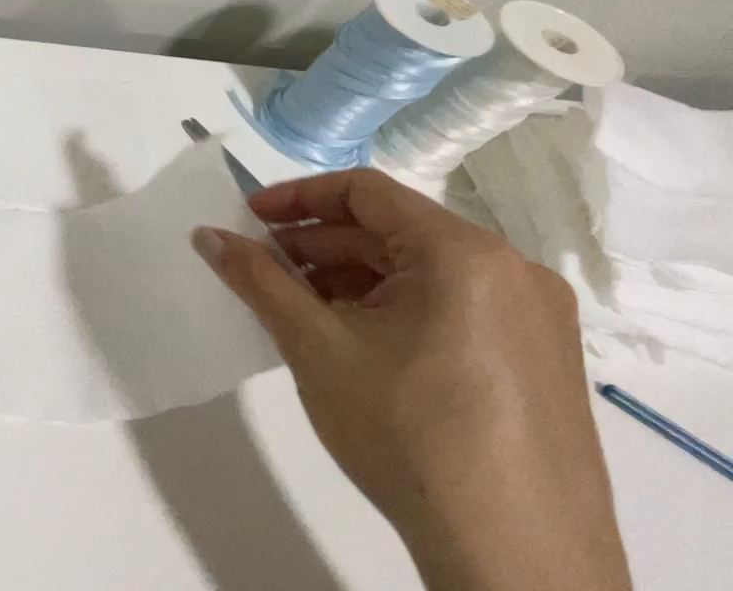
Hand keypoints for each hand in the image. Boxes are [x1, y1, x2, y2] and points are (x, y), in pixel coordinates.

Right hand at [193, 169, 630, 590]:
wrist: (514, 555)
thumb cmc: (408, 430)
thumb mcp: (315, 345)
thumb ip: (257, 279)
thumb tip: (206, 235)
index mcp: (465, 255)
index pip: (365, 191)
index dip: (296, 197)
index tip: (245, 220)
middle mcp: (512, 272)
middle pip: (392, 231)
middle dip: (317, 245)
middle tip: (261, 271)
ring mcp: (534, 319)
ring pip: (419, 272)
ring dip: (349, 278)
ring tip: (298, 312)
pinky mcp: (538, 360)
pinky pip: (450, 306)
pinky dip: (390, 308)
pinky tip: (351, 345)